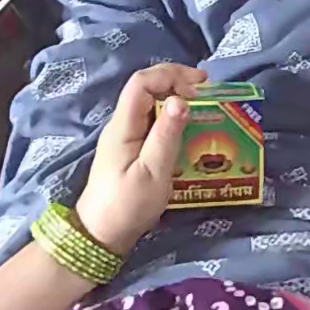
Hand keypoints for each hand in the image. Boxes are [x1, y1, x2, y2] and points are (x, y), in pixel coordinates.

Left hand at [74, 63, 207, 253]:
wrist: (101, 234)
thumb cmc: (127, 205)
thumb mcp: (152, 172)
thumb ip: (166, 135)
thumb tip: (181, 100)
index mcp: (124, 125)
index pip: (142, 82)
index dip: (171, 75)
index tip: (200, 86)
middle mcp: (122, 124)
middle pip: (146, 87)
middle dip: (177, 83)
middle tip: (208, 92)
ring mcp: (125, 136)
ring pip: (151, 104)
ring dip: (177, 100)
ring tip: (204, 108)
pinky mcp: (131, 149)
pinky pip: (152, 122)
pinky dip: (172, 118)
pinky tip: (189, 129)